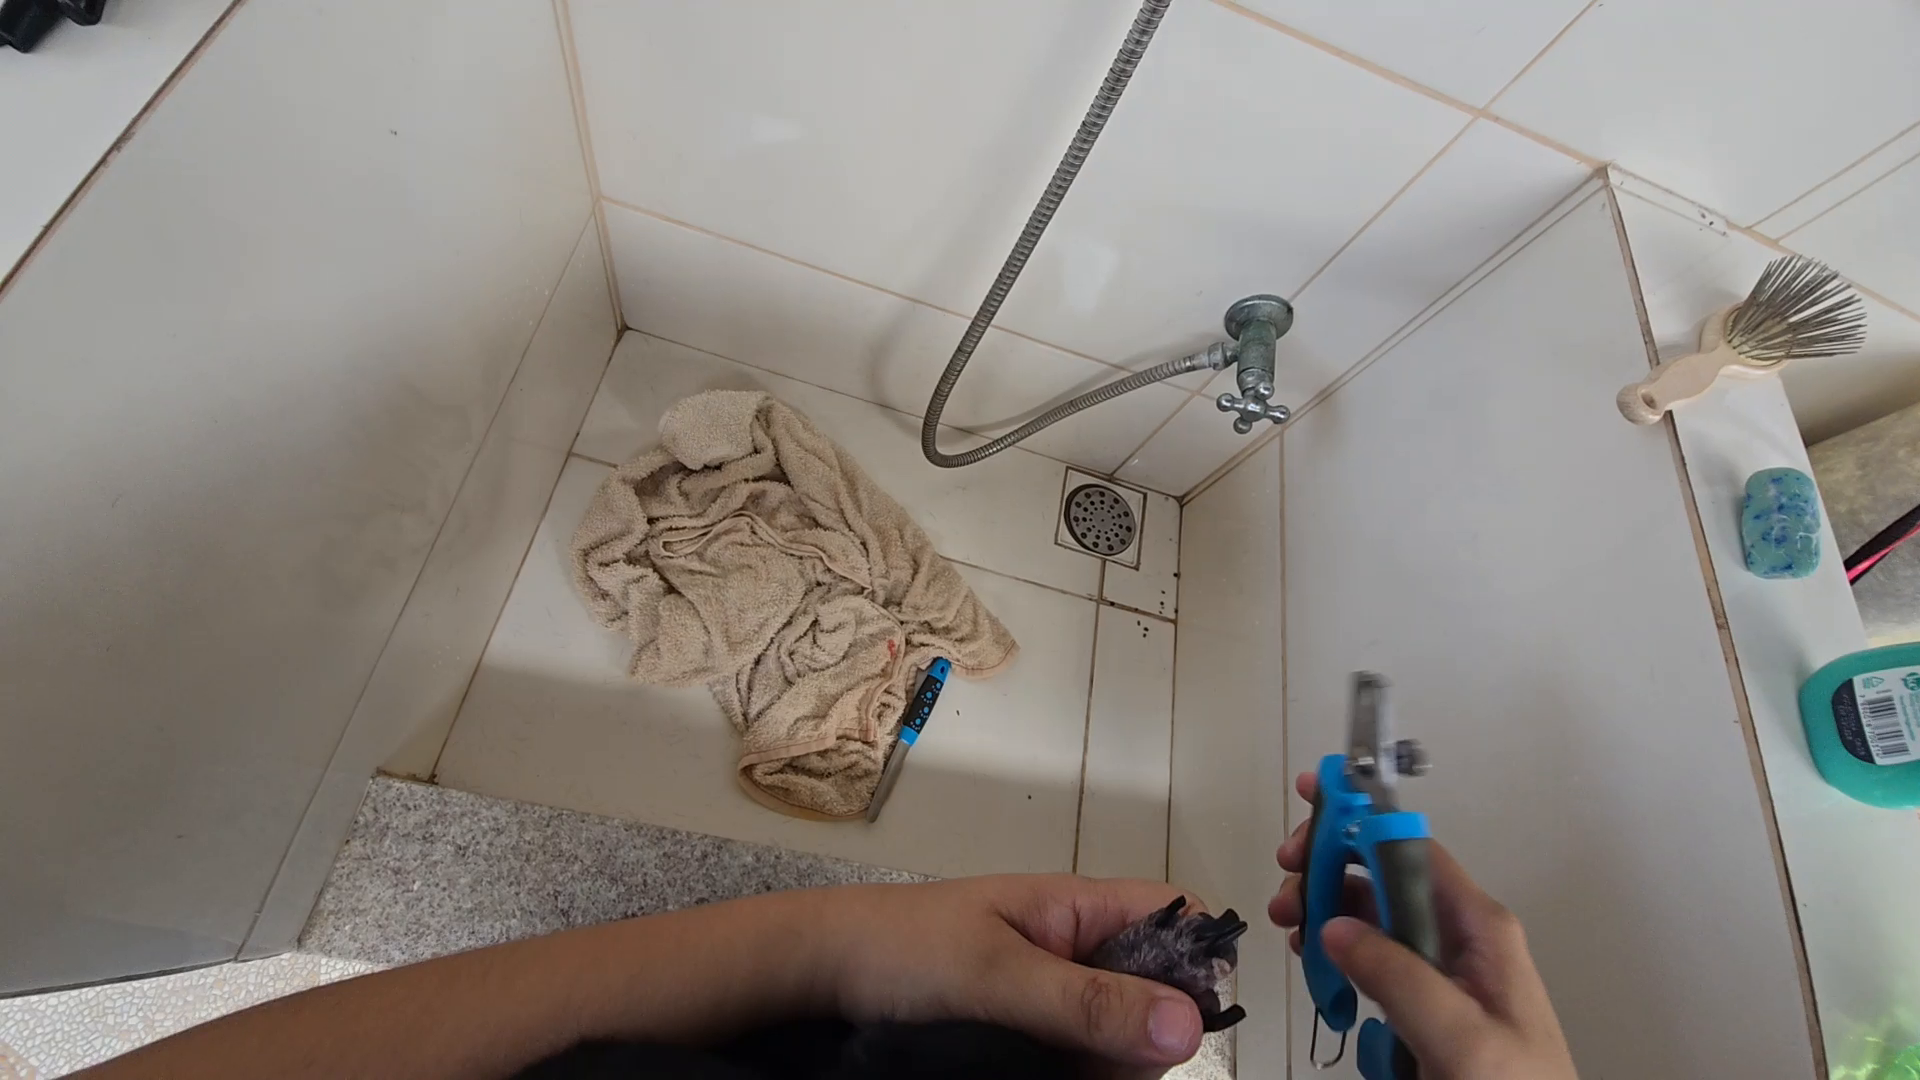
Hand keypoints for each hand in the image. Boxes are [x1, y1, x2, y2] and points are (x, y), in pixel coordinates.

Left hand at [821, 874, 1207, 1071]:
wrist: (829, 967)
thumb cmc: (914, 950)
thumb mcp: (1000, 974)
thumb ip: (1088, 1001)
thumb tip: (1194, 1023)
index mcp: (1076, 905)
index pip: (1170, 912)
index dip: (1197, 957)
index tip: (1189, 1025)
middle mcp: (1074, 943)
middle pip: (1155, 985)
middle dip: (1149, 1032)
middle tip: (1096, 1062)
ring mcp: (1051, 987)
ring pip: (1120, 1028)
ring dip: (1110, 1063)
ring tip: (1054, 1067)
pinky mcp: (1027, 1024)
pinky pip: (1081, 1052)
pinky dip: (1081, 1072)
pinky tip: (1049, 1075)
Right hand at [1268, 772, 1577, 1079]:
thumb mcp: (1459, 1037)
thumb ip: (1395, 975)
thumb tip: (1331, 925)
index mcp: (1475, 922)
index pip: (1407, 842)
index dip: (1357, 813)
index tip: (1308, 800)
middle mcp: (1453, 928)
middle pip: (1375, 868)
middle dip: (1324, 867)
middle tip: (1285, 891)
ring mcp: (1434, 959)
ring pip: (1363, 905)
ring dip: (1319, 906)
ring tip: (1290, 931)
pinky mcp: (1417, 988)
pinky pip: (1363, 946)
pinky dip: (1330, 943)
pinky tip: (1312, 960)